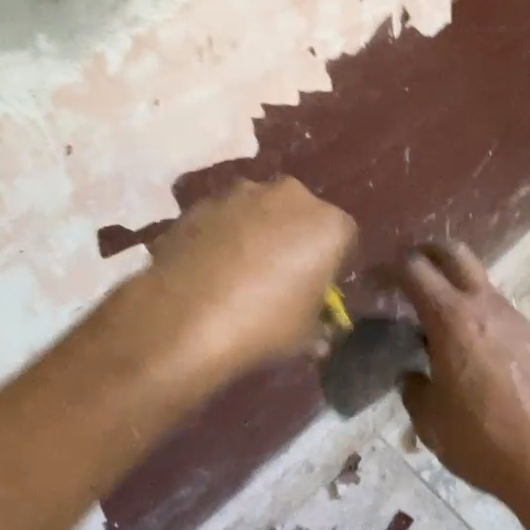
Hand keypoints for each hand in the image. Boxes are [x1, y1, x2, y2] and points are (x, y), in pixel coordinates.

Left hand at [126, 178, 356, 381]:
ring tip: (239, 271)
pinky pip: (224, 218)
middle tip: (281, 275)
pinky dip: (222, 235)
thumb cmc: (262, 326)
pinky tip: (210, 267)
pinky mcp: (202, 201)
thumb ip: (318, 323)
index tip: (319, 287)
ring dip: (256, 231)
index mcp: (329, 224)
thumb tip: (319, 334)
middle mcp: (290, 195)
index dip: (333, 264)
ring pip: (259, 210)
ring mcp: (242, 193)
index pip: (345, 239)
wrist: (184, 318)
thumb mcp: (305, 336)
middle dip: (294, 237)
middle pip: (301, 214)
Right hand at [397, 243, 529, 509]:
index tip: (372, 281)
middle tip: (406, 273)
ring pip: (480, 283)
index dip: (388, 268)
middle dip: (426, 253)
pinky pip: (499, 314)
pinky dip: (477, 318)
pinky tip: (472, 356)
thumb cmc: (485, 442)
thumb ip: (414, 390)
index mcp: (452, 318)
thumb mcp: (432, 423)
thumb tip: (413, 377)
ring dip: (455, 289)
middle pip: (454, 253)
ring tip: (437, 326)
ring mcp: (517, 320)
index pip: (413, 269)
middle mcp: (486, 306)